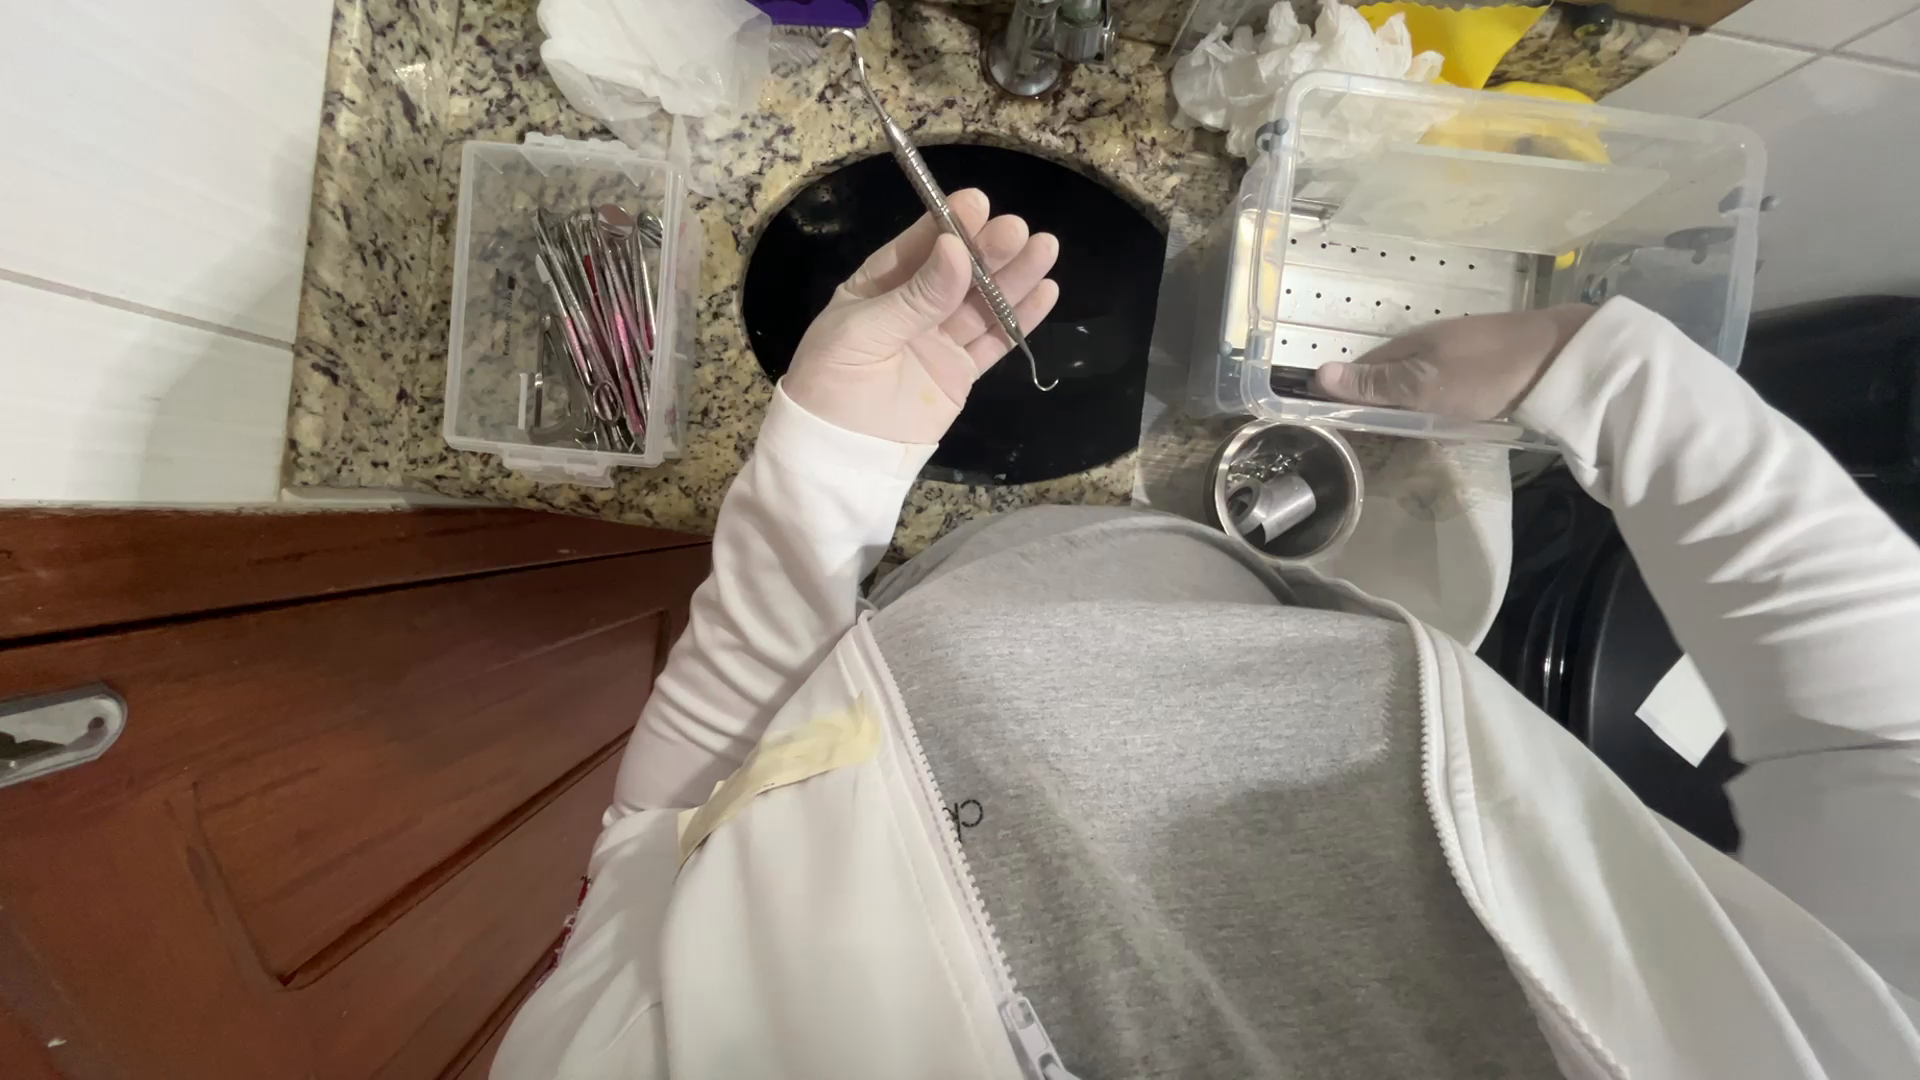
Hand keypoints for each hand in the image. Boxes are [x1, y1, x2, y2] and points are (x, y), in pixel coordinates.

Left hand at [782, 189, 1060, 444]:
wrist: (839, 452)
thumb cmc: (833, 384)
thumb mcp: (862, 333)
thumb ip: (915, 297)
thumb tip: (955, 251)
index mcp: (879, 287)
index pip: (918, 248)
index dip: (948, 225)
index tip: (978, 204)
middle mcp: (914, 307)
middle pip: (958, 272)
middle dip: (989, 250)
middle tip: (1018, 231)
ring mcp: (939, 340)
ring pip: (982, 304)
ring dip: (1014, 278)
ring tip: (1045, 249)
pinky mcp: (960, 373)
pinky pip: (994, 342)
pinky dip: (1020, 321)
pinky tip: (1045, 293)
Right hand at [1311, 305, 1596, 420]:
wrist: (1567, 360)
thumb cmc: (1485, 375)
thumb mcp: (1421, 386)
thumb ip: (1372, 385)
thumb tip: (1317, 374)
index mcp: (1405, 345)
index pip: (1358, 370)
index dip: (1345, 396)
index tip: (1342, 427)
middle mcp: (1425, 343)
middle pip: (1386, 376)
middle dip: (1376, 402)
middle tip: (1376, 439)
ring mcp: (1456, 351)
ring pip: (1415, 381)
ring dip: (1406, 404)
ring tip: (1408, 434)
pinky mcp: (1483, 363)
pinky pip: (1443, 385)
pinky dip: (1435, 402)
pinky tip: (1443, 418)